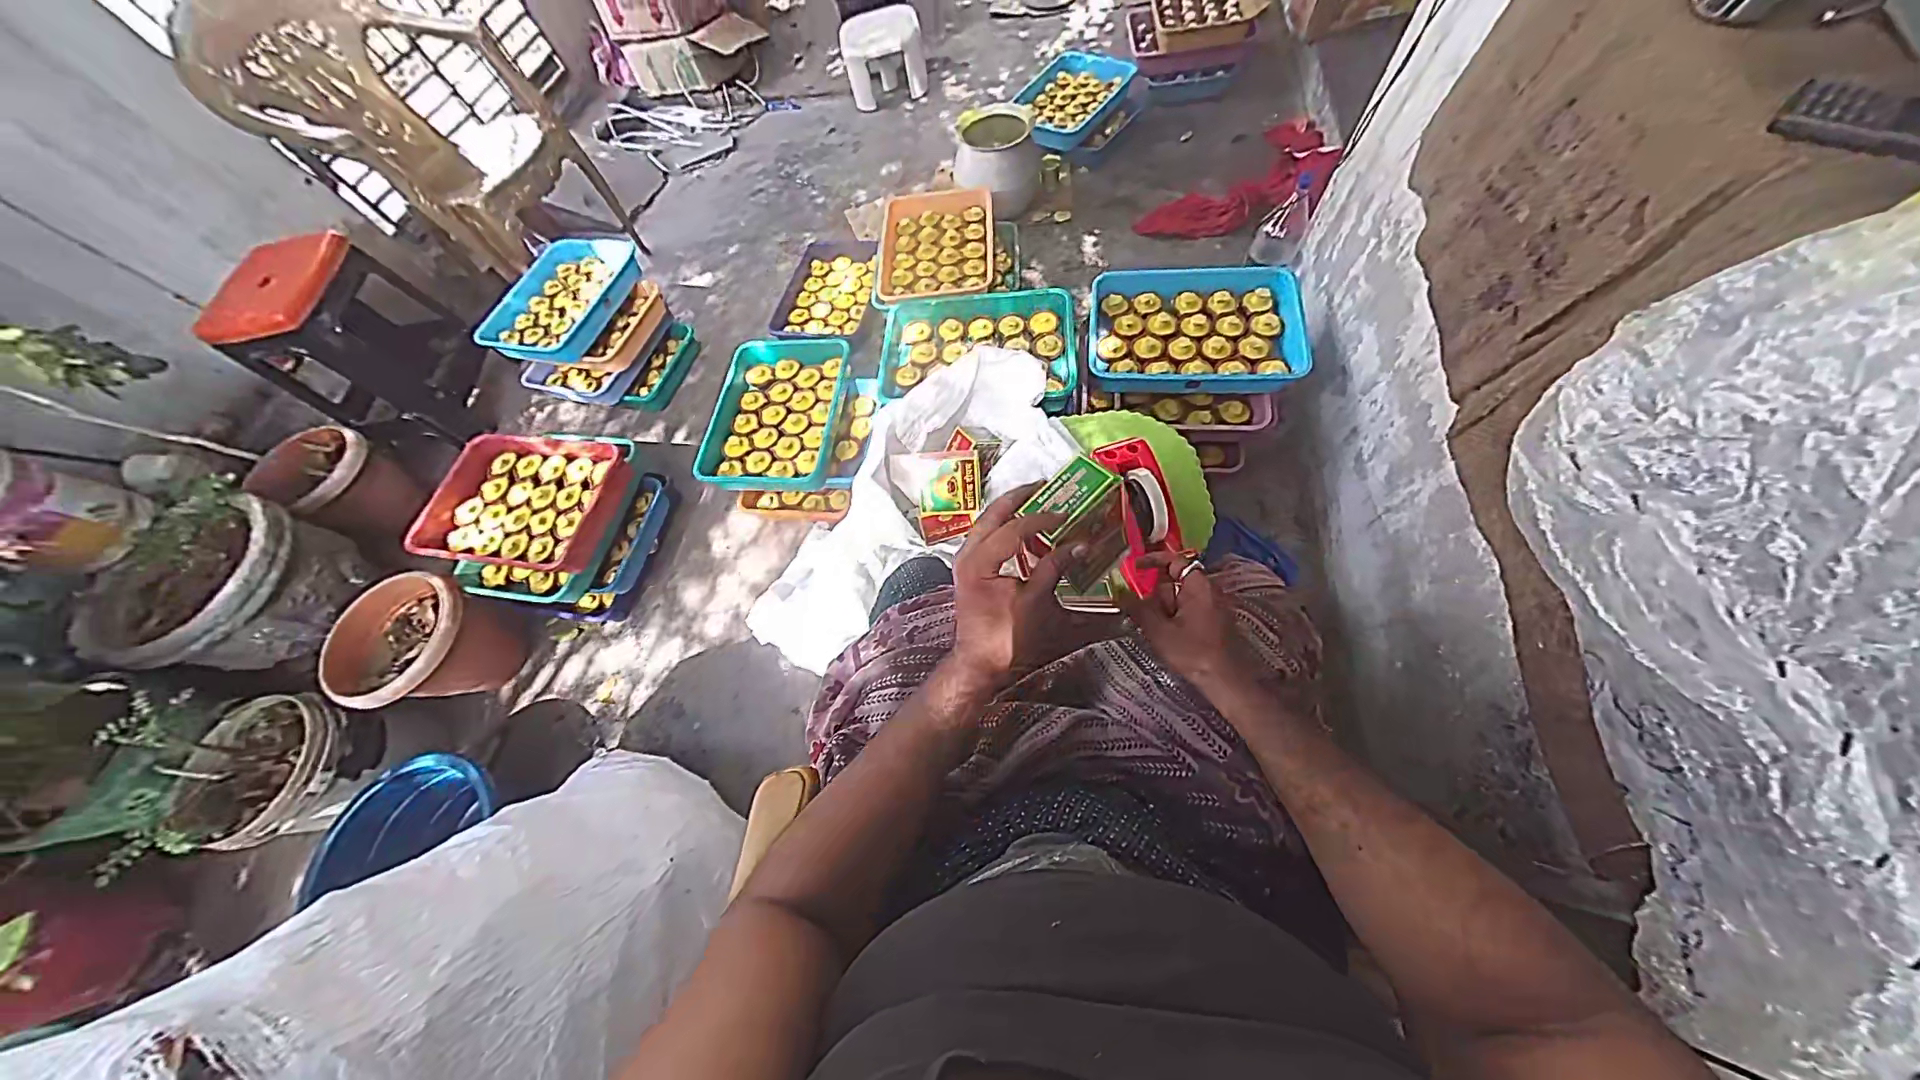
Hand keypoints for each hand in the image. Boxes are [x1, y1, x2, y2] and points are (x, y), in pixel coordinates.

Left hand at [946, 482, 1081, 689]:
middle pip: (992, 514)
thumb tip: (1079, 544)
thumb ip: (1055, 568)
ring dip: (1011, 511)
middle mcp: (967, 555)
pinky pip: (987, 538)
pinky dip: (1006, 529)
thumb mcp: (1035, 601)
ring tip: (1036, 502)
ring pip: (987, 523)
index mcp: (979, 561)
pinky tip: (1025, 531)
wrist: (980, 663)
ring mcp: (965, 561)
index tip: (1065, 515)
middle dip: (1019, 498)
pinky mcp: (970, 570)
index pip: (1013, 528)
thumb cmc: (1005, 637)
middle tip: (1043, 486)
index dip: (1041, 519)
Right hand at [1116, 551, 1247, 689]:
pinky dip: (1176, 616)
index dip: (1153, 560)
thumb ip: (1139, 608)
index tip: (1135, 567)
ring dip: (1166, 609)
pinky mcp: (1216, 621)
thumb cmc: (1193, 652)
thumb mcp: (1159, 631)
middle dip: (1158, 596)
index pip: (1175, 560)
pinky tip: (1171, 636)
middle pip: (1176, 581)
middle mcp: (1210, 590)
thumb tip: (1122, 593)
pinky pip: (1190, 609)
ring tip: (1161, 632)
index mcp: (1198, 586)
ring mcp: (1215, 606)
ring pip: (1181, 598)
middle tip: (1149, 616)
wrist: (1225, 680)